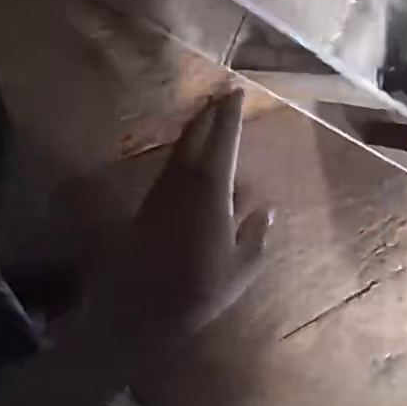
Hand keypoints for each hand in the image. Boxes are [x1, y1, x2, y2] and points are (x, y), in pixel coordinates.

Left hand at [90, 90, 271, 351]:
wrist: (140, 312)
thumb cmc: (200, 291)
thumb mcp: (241, 269)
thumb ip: (255, 237)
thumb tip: (266, 210)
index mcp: (211, 196)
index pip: (222, 146)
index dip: (229, 118)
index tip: (235, 94)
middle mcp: (184, 186)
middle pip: (196, 139)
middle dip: (210, 115)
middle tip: (223, 94)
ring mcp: (163, 195)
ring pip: (180, 150)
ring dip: (194, 129)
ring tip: (208, 115)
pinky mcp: (149, 207)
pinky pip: (170, 168)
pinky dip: (183, 152)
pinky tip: (189, 154)